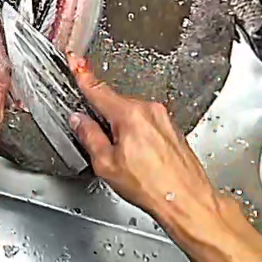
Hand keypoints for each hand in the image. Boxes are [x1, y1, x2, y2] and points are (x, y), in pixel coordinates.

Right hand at [69, 56, 242, 244]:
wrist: (186, 201)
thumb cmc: (151, 186)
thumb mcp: (106, 163)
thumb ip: (89, 136)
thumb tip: (79, 121)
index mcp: (129, 115)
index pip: (98, 89)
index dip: (82, 74)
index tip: (74, 60)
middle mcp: (149, 110)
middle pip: (113, 105)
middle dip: (101, 120)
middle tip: (101, 148)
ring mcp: (163, 118)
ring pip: (129, 116)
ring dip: (120, 131)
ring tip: (125, 161)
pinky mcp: (171, 129)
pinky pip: (144, 124)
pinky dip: (135, 136)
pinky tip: (138, 160)